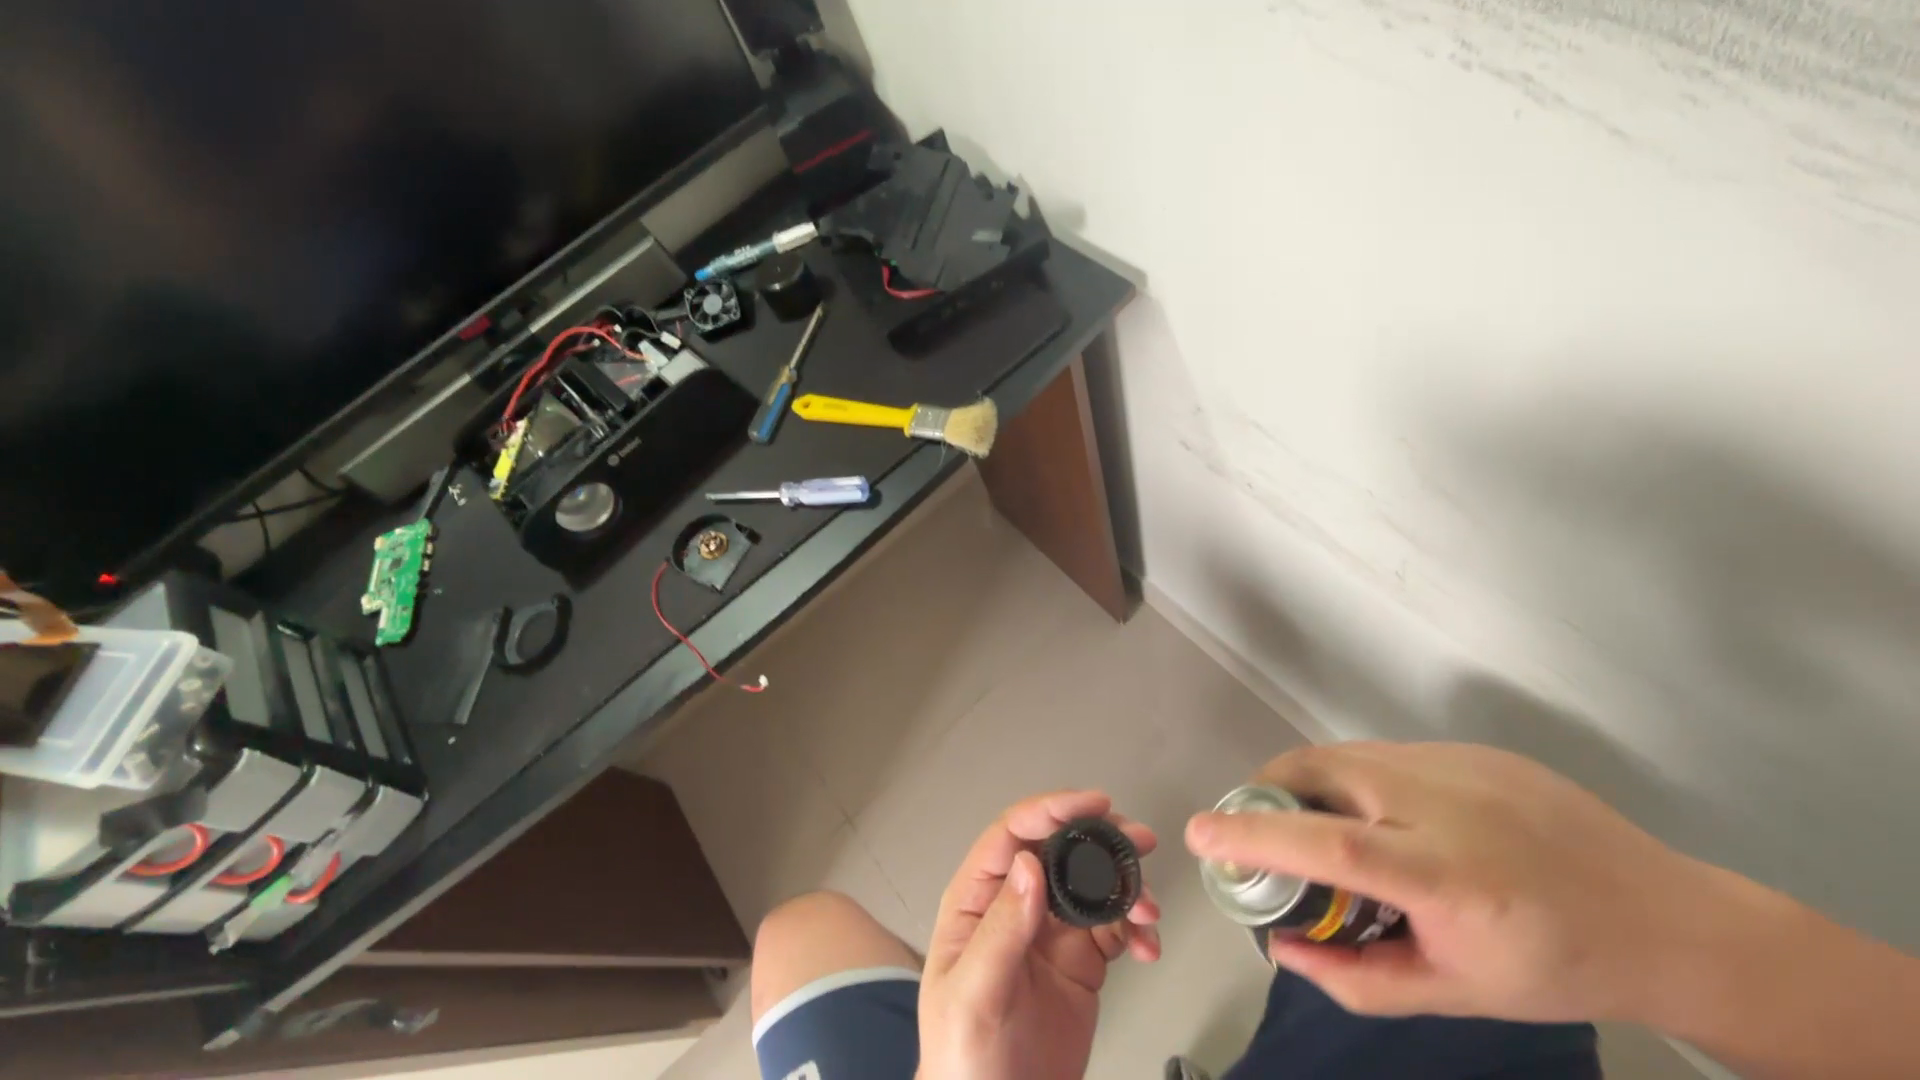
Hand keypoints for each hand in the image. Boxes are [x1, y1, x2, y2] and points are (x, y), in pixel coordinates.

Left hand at [918, 791, 1160, 1079]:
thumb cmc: (966, 1054)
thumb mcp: (973, 994)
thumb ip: (1001, 929)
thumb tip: (1030, 862)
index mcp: (977, 900)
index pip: (1012, 836)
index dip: (1051, 810)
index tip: (1096, 803)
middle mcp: (1015, 904)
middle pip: (1059, 850)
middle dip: (1100, 839)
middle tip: (1142, 842)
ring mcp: (1051, 932)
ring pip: (1093, 884)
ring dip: (1126, 885)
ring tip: (1151, 910)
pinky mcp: (1082, 962)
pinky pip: (1114, 927)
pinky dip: (1137, 928)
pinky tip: (1149, 948)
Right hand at [1184, 742, 1719, 1023]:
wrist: (1668, 921)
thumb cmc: (1556, 969)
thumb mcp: (1454, 996)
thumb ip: (1355, 977)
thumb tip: (1281, 945)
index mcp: (1450, 878)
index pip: (1331, 843)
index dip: (1257, 834)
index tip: (1202, 834)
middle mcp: (1451, 805)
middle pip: (1325, 770)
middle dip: (1268, 789)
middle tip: (1252, 823)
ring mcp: (1465, 765)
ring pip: (1350, 755)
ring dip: (1310, 782)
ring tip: (1316, 824)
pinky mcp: (1476, 749)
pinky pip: (1387, 754)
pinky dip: (1357, 780)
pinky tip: (1385, 819)